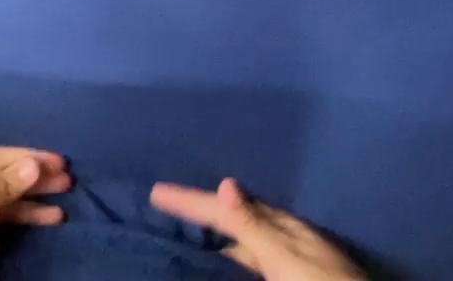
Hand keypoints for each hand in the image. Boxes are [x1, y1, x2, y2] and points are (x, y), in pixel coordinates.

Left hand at [0, 147, 72, 279]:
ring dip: (28, 209)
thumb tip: (34, 164)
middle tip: (68, 183)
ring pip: (0, 207)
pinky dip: (7, 230)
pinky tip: (23, 232)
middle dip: (34, 183)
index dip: (30, 158)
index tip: (61, 161)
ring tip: (59, 214)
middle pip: (2, 180)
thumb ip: (3, 185)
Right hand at [151, 178, 365, 280]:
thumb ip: (256, 227)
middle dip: (205, 213)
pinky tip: (232, 266)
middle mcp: (290, 242)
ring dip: (222, 240)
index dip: (191, 200)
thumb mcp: (289, 261)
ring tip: (192, 238)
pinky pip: (257, 267)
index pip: (228, 208)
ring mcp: (297, 267)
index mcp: (285, 231)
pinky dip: (239, 261)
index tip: (155, 191)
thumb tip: (226, 182)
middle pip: (238, 223)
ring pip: (249, 248)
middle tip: (170, 207)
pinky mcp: (296, 278)